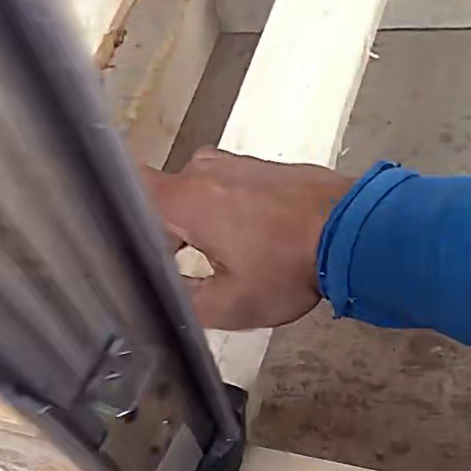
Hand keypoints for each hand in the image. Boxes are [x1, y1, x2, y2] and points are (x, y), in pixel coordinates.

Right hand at [140, 148, 352, 329]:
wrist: (352, 230)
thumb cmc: (288, 267)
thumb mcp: (230, 304)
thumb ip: (185, 303)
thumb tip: (162, 298)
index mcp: (185, 200)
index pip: (127, 194)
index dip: (117, 221)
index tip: (119, 249)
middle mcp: (203, 170)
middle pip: (163, 202)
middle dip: (163, 237)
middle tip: (170, 274)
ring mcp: (237, 165)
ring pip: (197, 197)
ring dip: (198, 229)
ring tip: (213, 266)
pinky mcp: (264, 170)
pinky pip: (228, 192)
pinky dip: (226, 217)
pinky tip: (245, 246)